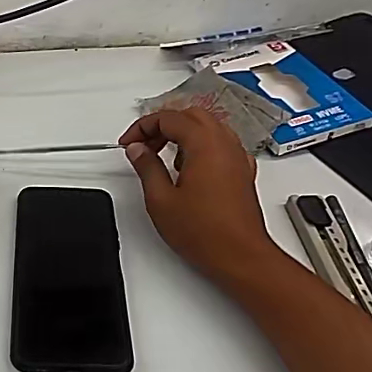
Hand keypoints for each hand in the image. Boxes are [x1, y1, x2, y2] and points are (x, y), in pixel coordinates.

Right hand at [119, 108, 276, 283]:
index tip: (129, 143)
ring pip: (208, 127)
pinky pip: (221, 145)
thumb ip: (146, 167)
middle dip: (162, 125)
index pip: (169, 118)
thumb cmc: (207, 233)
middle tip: (142, 144)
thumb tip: (138, 150)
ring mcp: (237, 158)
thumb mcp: (160, 199)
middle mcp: (225, 145)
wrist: (239, 256)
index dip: (142, 127)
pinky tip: (186, 167)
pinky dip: (200, 146)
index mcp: (204, 145)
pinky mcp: (242, 172)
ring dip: (182, 133)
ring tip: (160, 155)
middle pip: (191, 115)